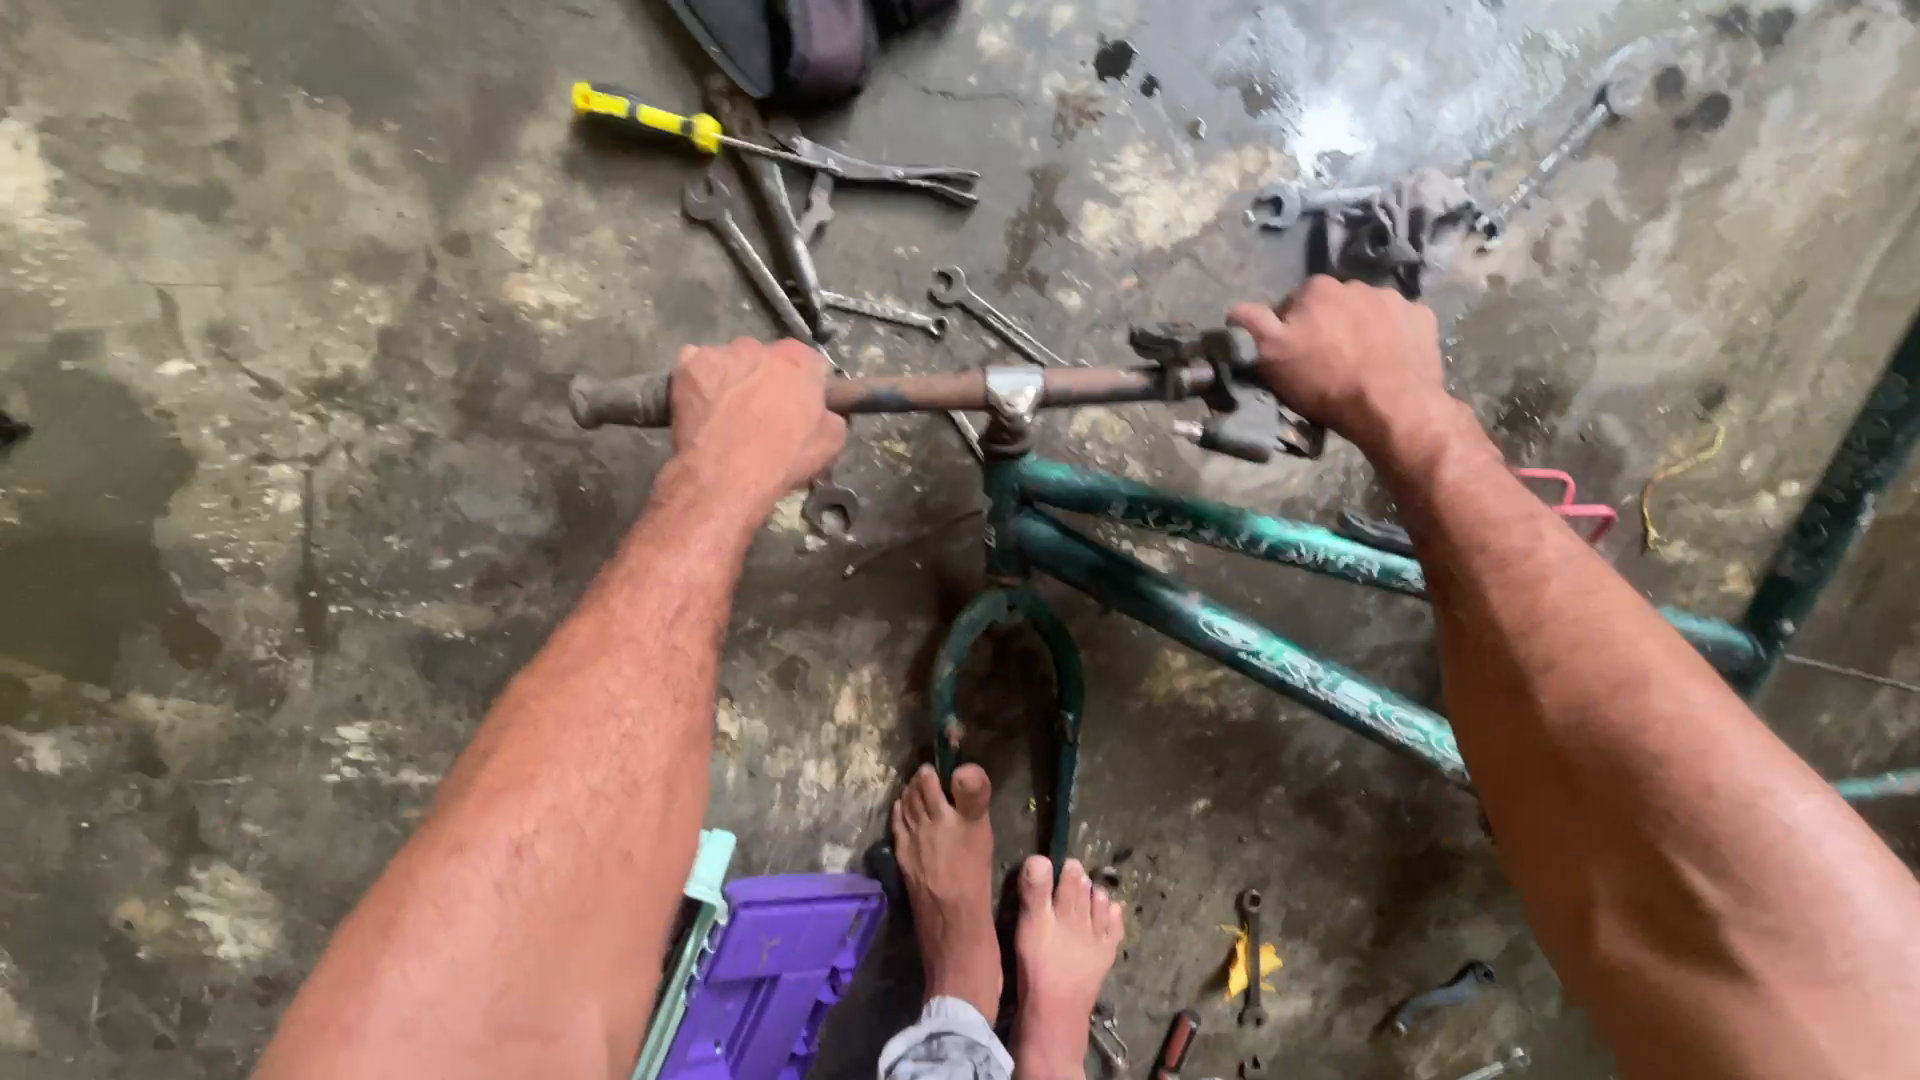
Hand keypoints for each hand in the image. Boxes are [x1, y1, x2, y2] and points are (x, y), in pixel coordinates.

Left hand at [667, 338, 846, 514]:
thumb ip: (832, 415)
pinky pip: (698, 368)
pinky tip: (705, 409)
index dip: (810, 387)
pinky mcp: (686, 366)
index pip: (812, 364)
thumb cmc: (783, 459)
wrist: (725, 477)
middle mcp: (760, 346)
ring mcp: (720, 353)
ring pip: (733, 362)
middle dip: (770, 380)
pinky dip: (702, 384)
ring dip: (736, 380)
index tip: (803, 408)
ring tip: (731, 415)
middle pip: (770, 360)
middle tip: (766, 415)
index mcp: (800, 359)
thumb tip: (823, 412)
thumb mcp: (832, 442)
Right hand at [1227, 277, 1453, 455]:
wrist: (1390, 405)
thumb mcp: (1271, 357)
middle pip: (1330, 306)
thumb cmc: (1324, 381)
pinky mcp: (1422, 318)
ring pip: (1365, 312)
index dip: (1287, 331)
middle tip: (1324, 363)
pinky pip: (1399, 323)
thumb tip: (1234, 309)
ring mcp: (1393, 300)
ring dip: (1358, 329)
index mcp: (1316, 289)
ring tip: (1357, 364)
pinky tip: (1386, 361)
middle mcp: (1356, 284)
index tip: (1291, 357)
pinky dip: (1391, 336)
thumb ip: (1250, 325)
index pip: (1291, 305)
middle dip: (1325, 327)